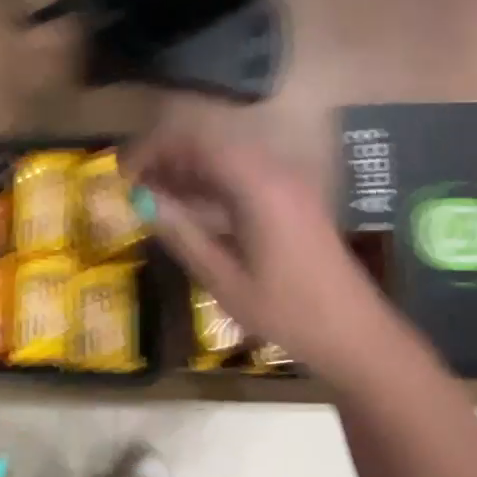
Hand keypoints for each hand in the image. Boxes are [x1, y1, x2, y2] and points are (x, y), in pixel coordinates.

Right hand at [123, 121, 400, 383]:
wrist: (353, 333)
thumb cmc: (286, 311)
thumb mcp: (222, 278)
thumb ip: (181, 233)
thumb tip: (141, 200)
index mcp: (259, 187)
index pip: (196, 142)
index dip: (154, 150)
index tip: (123, 174)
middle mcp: (277, 173)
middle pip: (211, 143)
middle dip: (167, 158)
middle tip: (132, 187)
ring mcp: (289, 185)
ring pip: (226, 159)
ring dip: (187, 171)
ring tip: (151, 199)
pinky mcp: (294, 200)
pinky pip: (243, 176)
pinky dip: (211, 185)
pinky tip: (188, 211)